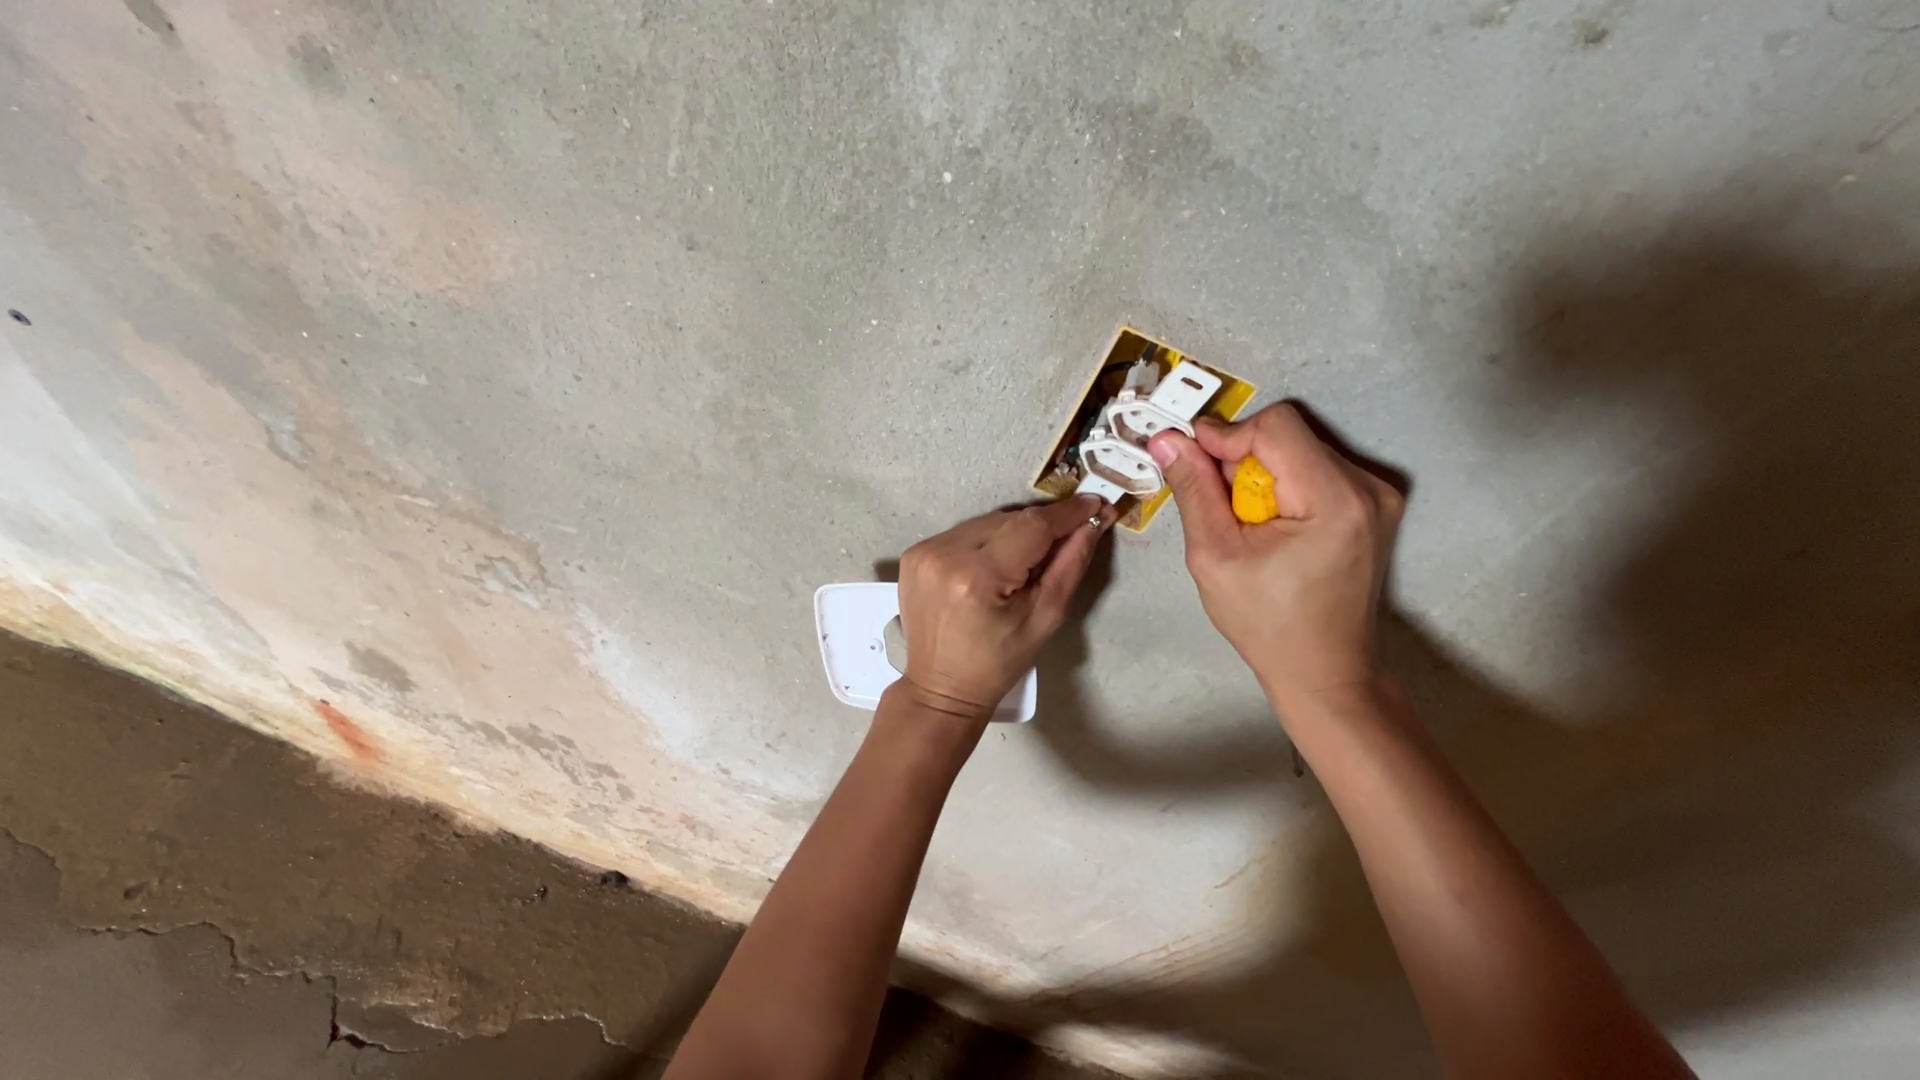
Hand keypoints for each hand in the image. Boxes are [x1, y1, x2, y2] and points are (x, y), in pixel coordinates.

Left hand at [896, 495, 1116, 716]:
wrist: (942, 687)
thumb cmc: (998, 662)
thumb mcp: (1045, 617)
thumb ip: (1070, 564)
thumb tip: (1091, 521)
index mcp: (977, 577)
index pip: (1032, 526)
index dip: (1066, 513)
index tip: (1094, 503)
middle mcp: (945, 555)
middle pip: (1008, 520)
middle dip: (1042, 524)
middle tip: (1070, 533)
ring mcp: (925, 552)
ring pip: (986, 522)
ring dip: (1014, 531)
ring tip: (1029, 558)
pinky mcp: (914, 554)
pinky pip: (963, 533)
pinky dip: (986, 540)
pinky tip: (996, 564)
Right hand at [1148, 404, 1403, 709]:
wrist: (1324, 670)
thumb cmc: (1268, 624)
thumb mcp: (1214, 556)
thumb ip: (1193, 490)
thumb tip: (1169, 441)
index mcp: (1335, 499)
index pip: (1276, 426)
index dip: (1226, 436)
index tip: (1192, 459)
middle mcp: (1368, 488)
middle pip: (1288, 435)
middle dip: (1242, 461)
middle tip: (1219, 505)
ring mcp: (1377, 495)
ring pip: (1299, 449)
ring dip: (1260, 474)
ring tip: (1246, 522)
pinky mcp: (1372, 504)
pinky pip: (1314, 468)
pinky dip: (1282, 485)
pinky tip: (1270, 524)